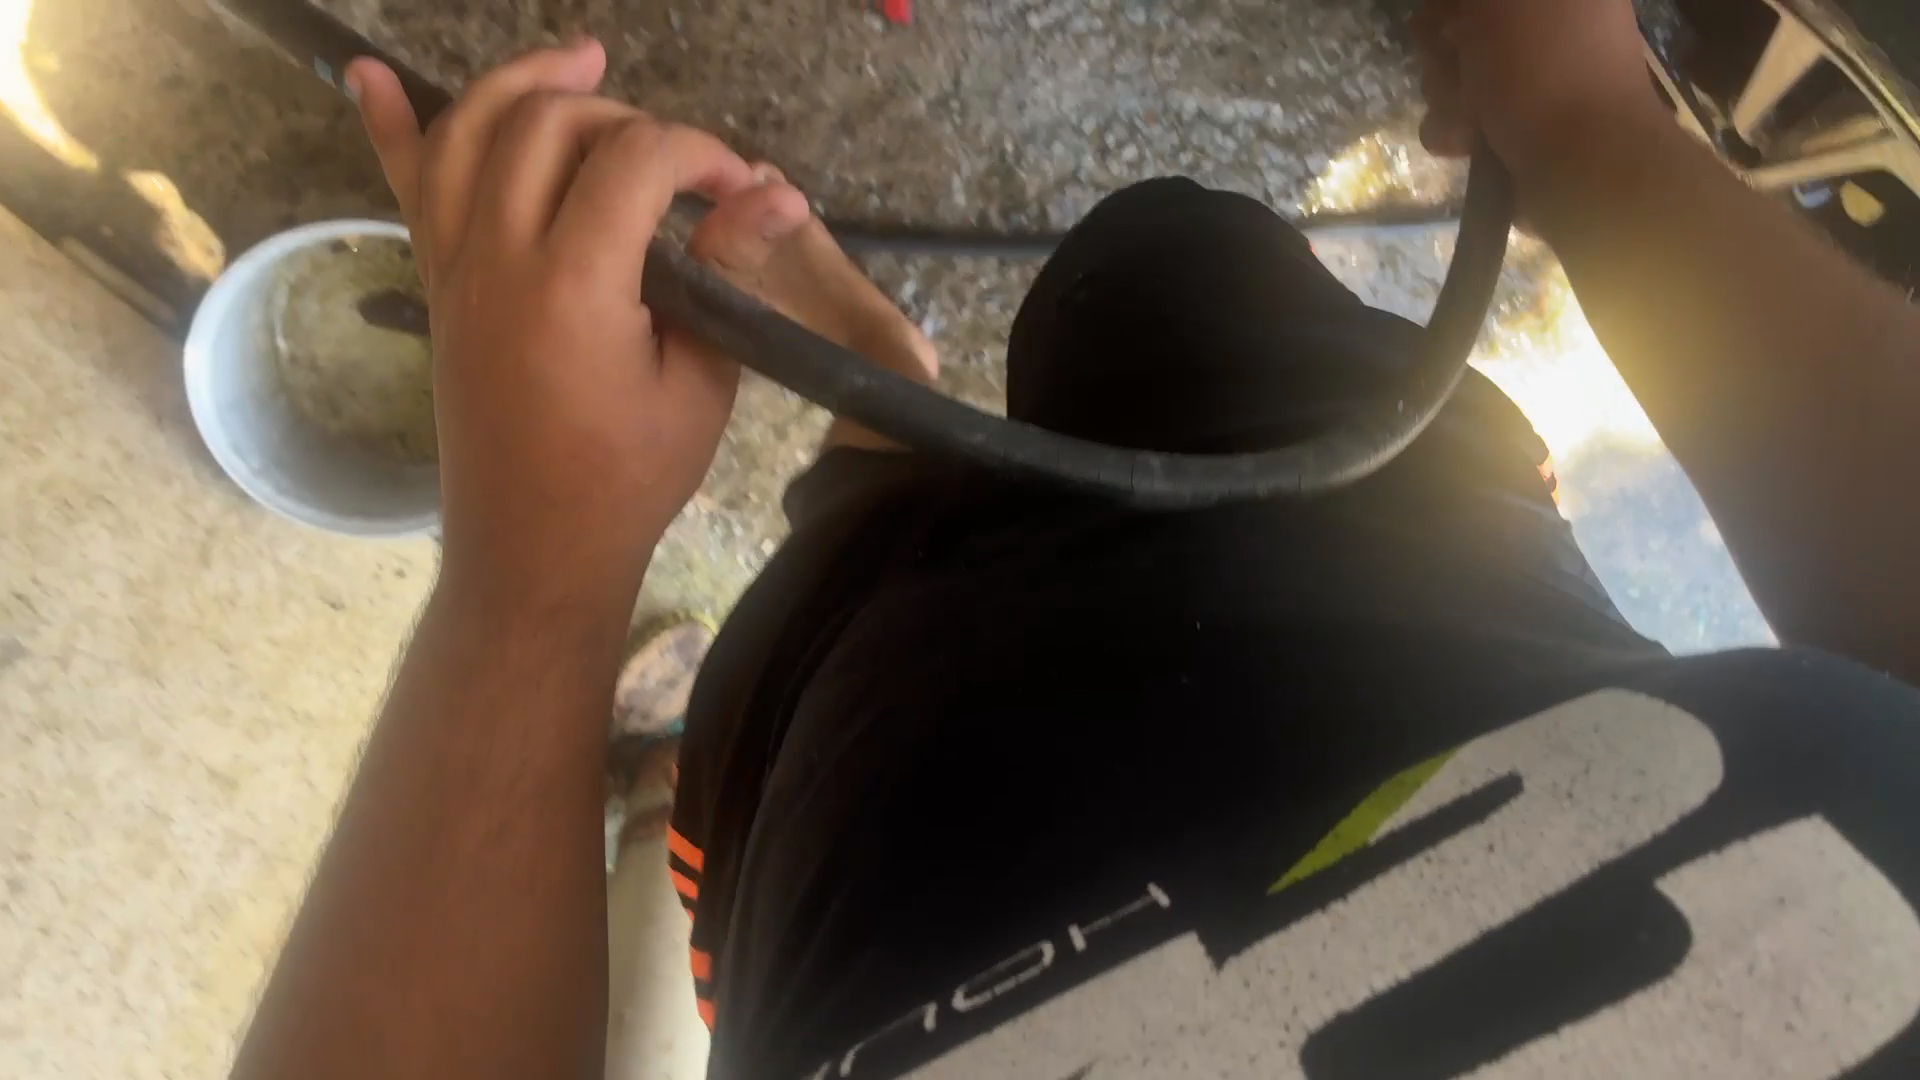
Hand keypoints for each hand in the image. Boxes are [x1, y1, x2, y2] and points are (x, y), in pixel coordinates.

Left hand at [347, 41, 807, 620]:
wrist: (538, 544)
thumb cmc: (633, 476)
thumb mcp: (701, 382)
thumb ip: (726, 277)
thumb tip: (779, 198)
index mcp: (575, 281)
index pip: (634, 160)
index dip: (701, 153)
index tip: (745, 188)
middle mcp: (499, 251)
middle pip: (550, 123)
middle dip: (628, 115)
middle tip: (684, 160)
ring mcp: (455, 264)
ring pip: (473, 130)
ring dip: (528, 83)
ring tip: (583, 61)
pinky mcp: (439, 286)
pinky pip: (408, 187)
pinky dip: (395, 123)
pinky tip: (379, 75)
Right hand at [1415, 0, 1668, 180]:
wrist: (1579, 160)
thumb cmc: (1544, 72)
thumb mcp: (1497, 8)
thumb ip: (1459, 1)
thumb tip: (1438, 13)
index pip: (1465, 0)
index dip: (1448, 12)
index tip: (1448, 30)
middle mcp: (1540, 20)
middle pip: (1454, 31)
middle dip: (1445, 58)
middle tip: (1464, 73)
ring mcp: (1524, 73)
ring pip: (1450, 78)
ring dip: (1448, 102)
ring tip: (1472, 120)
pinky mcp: (1509, 118)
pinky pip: (1456, 118)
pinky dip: (1454, 132)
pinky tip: (1469, 142)